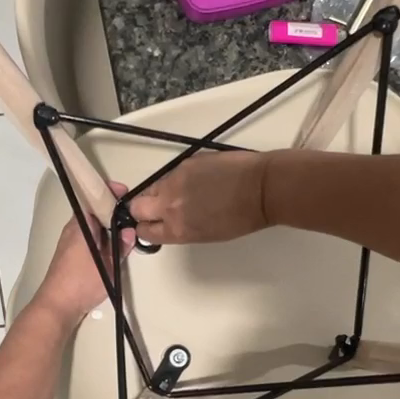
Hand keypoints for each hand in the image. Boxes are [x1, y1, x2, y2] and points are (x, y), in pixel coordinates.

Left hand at [27, 182, 132, 322]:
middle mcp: (74, 230)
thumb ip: (121, 247)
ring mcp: (70, 241)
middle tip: (131, 211)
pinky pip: (89, 236)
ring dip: (107, 223)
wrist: (57, 305)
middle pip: (93, 211)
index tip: (124, 191)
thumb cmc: (81, 283)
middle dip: (111, 208)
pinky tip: (114, 245)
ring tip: (127, 227)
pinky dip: (102, 235)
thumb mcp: (108, 265)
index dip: (109, 192)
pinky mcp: (71, 254)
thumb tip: (130, 230)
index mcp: (81, 226)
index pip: (93, 198)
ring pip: (91, 225)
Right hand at [127, 151, 271, 244]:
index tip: (152, 224)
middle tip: (158, 207)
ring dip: (162, 191)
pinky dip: (180, 178)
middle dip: (144, 208)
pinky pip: (172, 173)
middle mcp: (170, 206)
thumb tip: (170, 220)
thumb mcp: (206, 234)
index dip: (145, 226)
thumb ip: (181, 228)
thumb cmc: (242, 218)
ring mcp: (175, 181)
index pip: (143, 230)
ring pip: (154, 187)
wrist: (262, 189)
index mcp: (176, 230)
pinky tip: (198, 180)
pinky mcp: (185, 163)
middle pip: (137, 206)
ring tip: (184, 192)